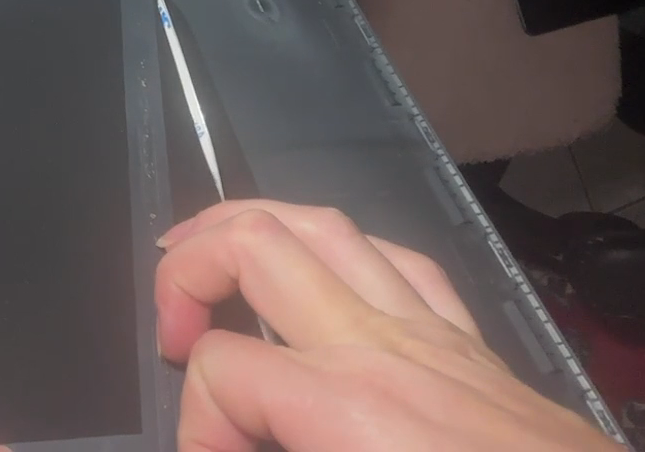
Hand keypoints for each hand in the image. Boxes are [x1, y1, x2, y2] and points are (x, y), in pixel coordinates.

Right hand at [156, 200, 617, 451]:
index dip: (190, 421)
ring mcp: (433, 336)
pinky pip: (394, 259)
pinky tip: (316, 273)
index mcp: (353, 411)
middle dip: (187, 269)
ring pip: (319, 223)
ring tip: (201, 246)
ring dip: (244, 223)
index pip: (221, 371)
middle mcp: (381, 348)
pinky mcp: (475, 348)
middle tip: (168, 325)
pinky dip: (334, 250)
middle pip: (253, 242)